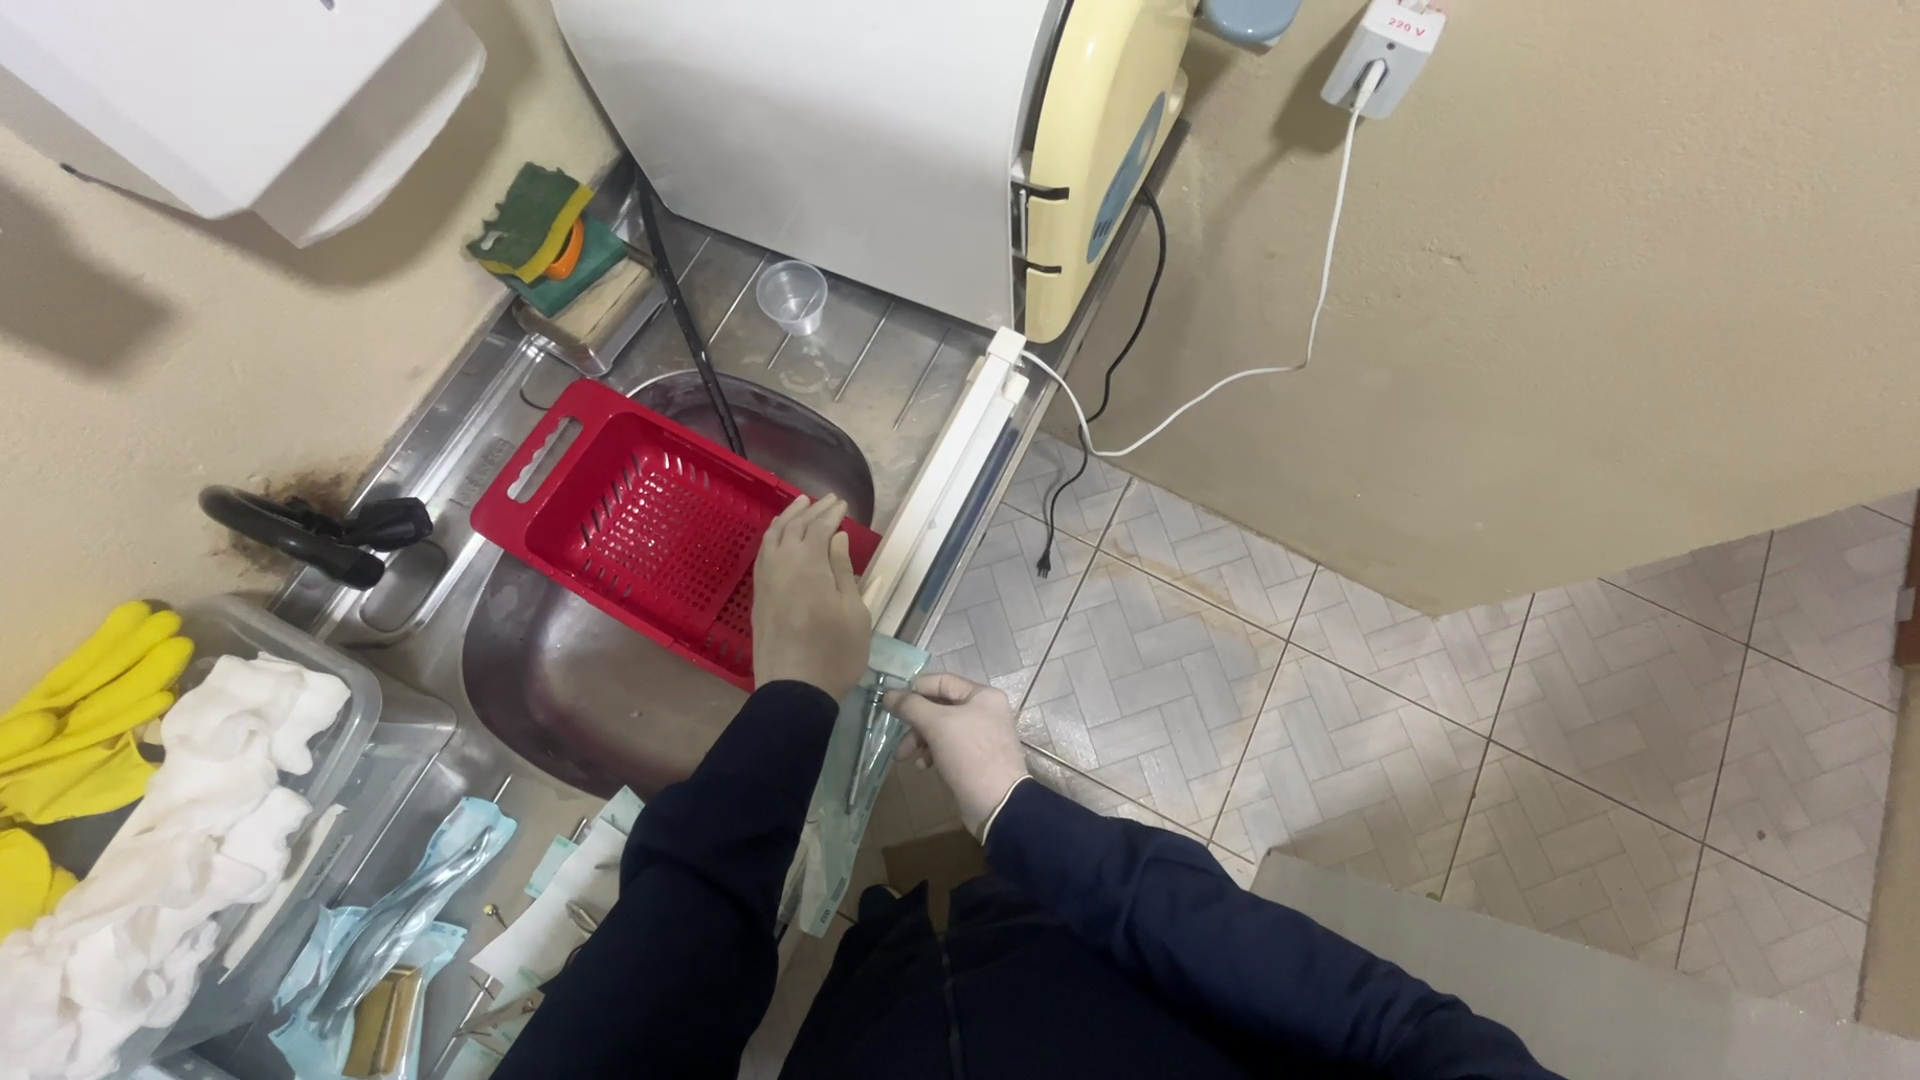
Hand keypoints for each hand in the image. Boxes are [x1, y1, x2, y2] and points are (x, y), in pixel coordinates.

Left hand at [751, 494, 870, 699]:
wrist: (795, 690)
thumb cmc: (835, 652)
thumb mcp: (853, 611)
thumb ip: (842, 570)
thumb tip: (836, 538)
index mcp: (809, 564)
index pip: (819, 527)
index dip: (832, 513)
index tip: (845, 504)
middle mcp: (782, 565)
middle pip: (794, 527)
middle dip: (811, 510)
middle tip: (827, 500)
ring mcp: (766, 580)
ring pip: (772, 537)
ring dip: (787, 518)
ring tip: (800, 506)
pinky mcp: (759, 596)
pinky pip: (763, 555)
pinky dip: (773, 538)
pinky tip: (780, 538)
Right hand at [886, 673, 1029, 838]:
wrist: (997, 804)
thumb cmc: (969, 754)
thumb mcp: (937, 725)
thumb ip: (911, 706)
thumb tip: (888, 694)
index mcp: (982, 695)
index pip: (941, 681)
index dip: (915, 689)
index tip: (892, 702)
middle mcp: (983, 710)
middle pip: (939, 707)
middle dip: (915, 723)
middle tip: (896, 737)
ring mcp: (980, 735)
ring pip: (941, 729)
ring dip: (920, 740)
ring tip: (904, 757)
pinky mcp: (975, 757)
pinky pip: (948, 747)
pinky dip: (933, 753)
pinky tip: (924, 766)